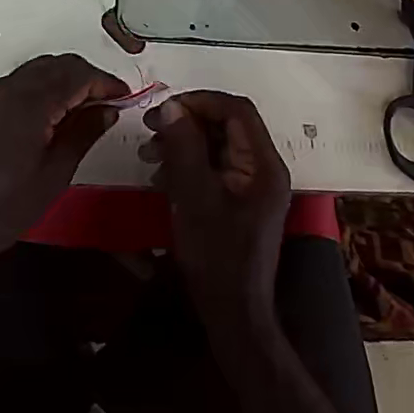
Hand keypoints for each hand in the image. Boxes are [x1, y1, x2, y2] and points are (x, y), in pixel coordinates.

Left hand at [0, 54, 128, 264]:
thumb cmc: (6, 206)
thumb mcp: (55, 172)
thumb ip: (84, 133)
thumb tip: (107, 109)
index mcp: (30, 102)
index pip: (78, 74)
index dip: (105, 82)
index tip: (126, 97)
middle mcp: (10, 88)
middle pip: (59, 64)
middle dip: (88, 77)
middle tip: (110, 102)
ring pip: (41, 68)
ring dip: (67, 79)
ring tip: (89, 107)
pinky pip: (24, 80)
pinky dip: (47, 86)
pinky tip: (60, 112)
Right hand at [142, 91, 291, 323]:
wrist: (232, 311)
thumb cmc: (215, 254)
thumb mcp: (194, 196)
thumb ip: (184, 147)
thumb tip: (171, 106)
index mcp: (263, 165)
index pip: (237, 111)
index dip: (200, 101)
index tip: (165, 109)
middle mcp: (264, 169)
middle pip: (227, 126)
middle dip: (187, 123)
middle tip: (150, 128)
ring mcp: (252, 186)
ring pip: (217, 145)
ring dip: (183, 143)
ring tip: (150, 153)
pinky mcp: (239, 200)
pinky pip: (214, 168)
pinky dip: (188, 165)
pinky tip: (162, 176)